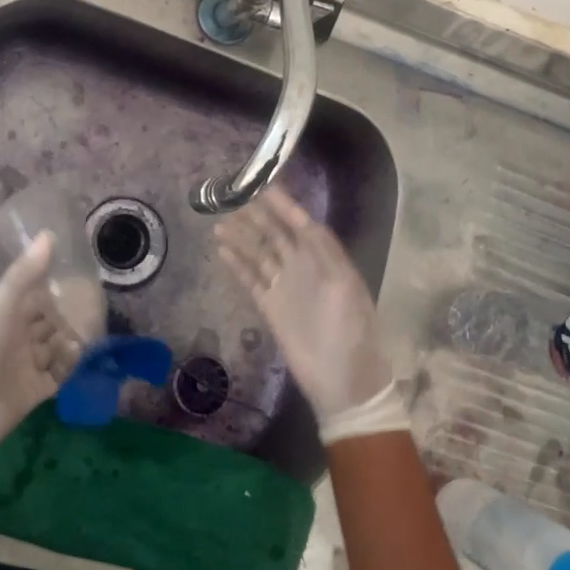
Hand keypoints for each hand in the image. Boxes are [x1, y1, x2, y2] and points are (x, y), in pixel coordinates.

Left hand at [0, 233, 84, 507]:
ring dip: (73, 336)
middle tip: (101, 297)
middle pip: (46, 320)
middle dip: (68, 309)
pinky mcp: (34, 393)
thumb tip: (49, 234)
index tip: (83, 266)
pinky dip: (72, 365)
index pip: (30, 292)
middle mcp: (11, 339)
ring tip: (101, 324)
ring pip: (55, 345)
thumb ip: (22, 279)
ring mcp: (23, 367)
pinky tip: (91, 354)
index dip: (53, 280)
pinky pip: (59, 374)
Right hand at [215, 189, 408, 444]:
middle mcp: (303, 268)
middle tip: (231, 199)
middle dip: (256, 216)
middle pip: (275, 234)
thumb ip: (325, 253)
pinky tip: (222, 251)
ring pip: (259, 254)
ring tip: (219, 223)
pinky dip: (237, 265)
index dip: (283, 206)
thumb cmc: (351, 333)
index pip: (301, 224)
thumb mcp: (345, 288)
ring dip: (241, 238)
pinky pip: (250, 279)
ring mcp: (285, 287)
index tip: (262, 187)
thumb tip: (305, 222)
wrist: (343, 381)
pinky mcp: (270, 308)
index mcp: (325, 260)